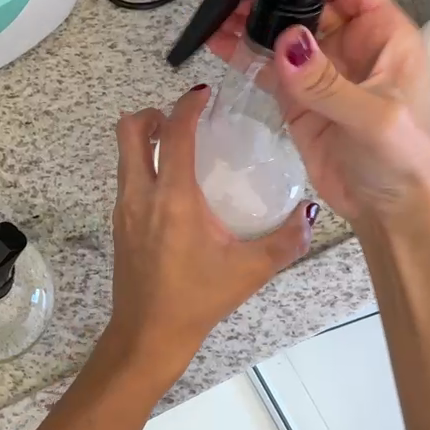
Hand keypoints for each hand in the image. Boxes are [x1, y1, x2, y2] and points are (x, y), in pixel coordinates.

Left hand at [103, 87, 313, 388]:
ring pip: (123, 154)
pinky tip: (171, 184)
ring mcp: (123, 209)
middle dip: (153, 113)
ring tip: (178, 144)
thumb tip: (311, 213)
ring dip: (145, 138)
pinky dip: (142, 164)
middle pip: (128, 131)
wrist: (147, 333)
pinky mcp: (118, 223)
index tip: (204, 95)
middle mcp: (140, 195)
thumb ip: (286, 240)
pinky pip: (126, 177)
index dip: (187, 105)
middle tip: (182, 118)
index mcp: (173, 198)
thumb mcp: (250, 271)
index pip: (173, 133)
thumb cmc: (199, 300)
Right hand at [207, 0, 429, 226]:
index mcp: (384, 36)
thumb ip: (327, 81)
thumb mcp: (372, 117)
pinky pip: (267, 66)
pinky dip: (242, 53)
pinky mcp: (296, 96)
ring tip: (217, 16)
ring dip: (252, 22)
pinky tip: (216, 43)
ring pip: (284, 32)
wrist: (388, 209)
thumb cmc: (399, 158)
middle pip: (310, 4)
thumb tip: (285, 41)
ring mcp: (320, 71)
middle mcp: (351, 45)